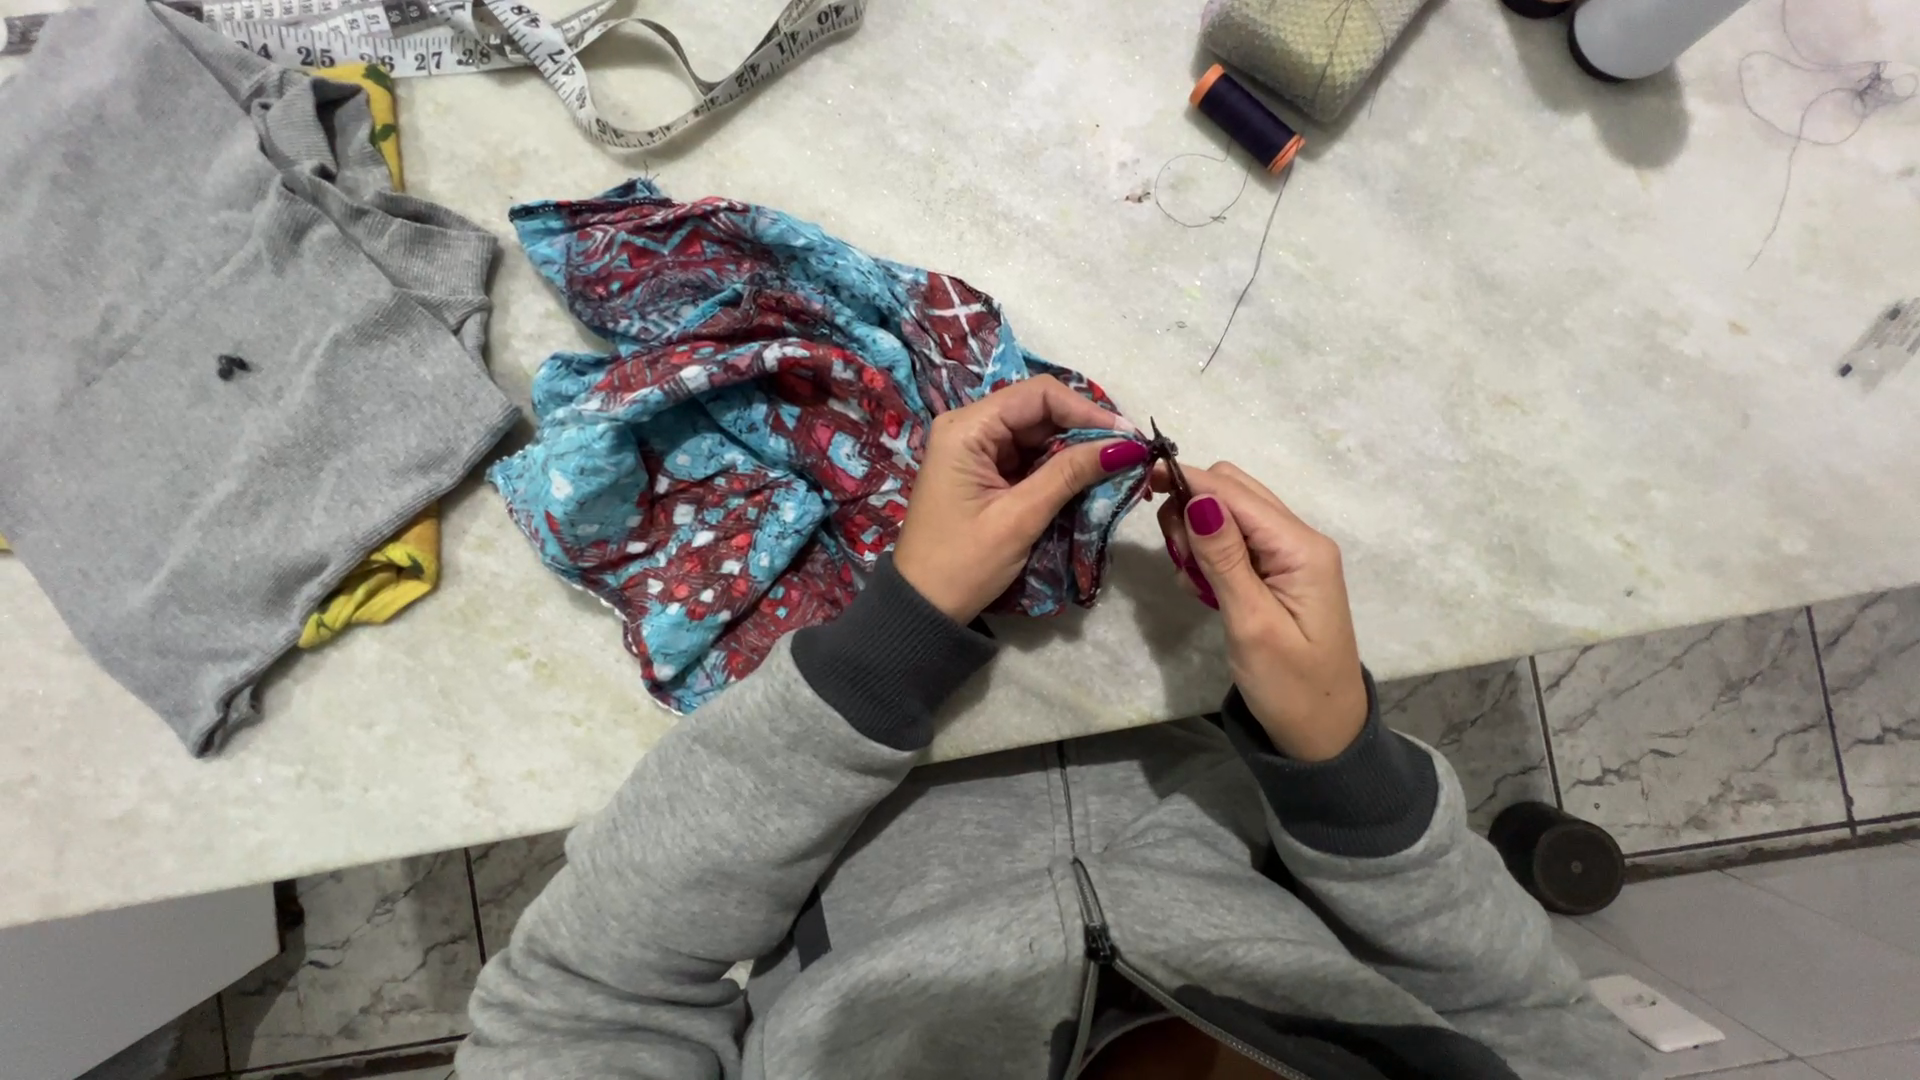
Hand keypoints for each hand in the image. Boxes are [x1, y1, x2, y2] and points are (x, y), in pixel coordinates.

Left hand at [895, 376, 1146, 622]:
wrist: (922, 607)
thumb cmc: (963, 563)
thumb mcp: (1020, 517)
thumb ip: (1070, 474)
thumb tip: (1126, 445)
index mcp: (966, 428)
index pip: (1038, 395)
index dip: (1087, 410)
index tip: (1127, 437)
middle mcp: (968, 427)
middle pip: (1039, 411)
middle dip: (1085, 430)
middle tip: (1129, 455)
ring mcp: (974, 450)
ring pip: (1038, 434)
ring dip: (1076, 450)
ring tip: (1117, 467)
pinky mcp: (983, 473)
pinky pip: (1028, 458)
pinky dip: (1058, 467)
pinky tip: (1088, 479)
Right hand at [1155, 463, 1366, 761]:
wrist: (1323, 734)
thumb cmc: (1289, 686)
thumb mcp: (1251, 624)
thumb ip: (1223, 559)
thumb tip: (1198, 499)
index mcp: (1300, 548)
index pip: (1234, 492)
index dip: (1187, 479)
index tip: (1140, 481)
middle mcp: (1298, 539)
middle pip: (1233, 490)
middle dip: (1192, 507)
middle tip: (1174, 556)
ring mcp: (1288, 554)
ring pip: (1229, 512)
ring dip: (1197, 531)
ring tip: (1190, 577)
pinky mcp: (1276, 571)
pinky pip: (1232, 541)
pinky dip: (1207, 551)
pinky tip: (1201, 586)